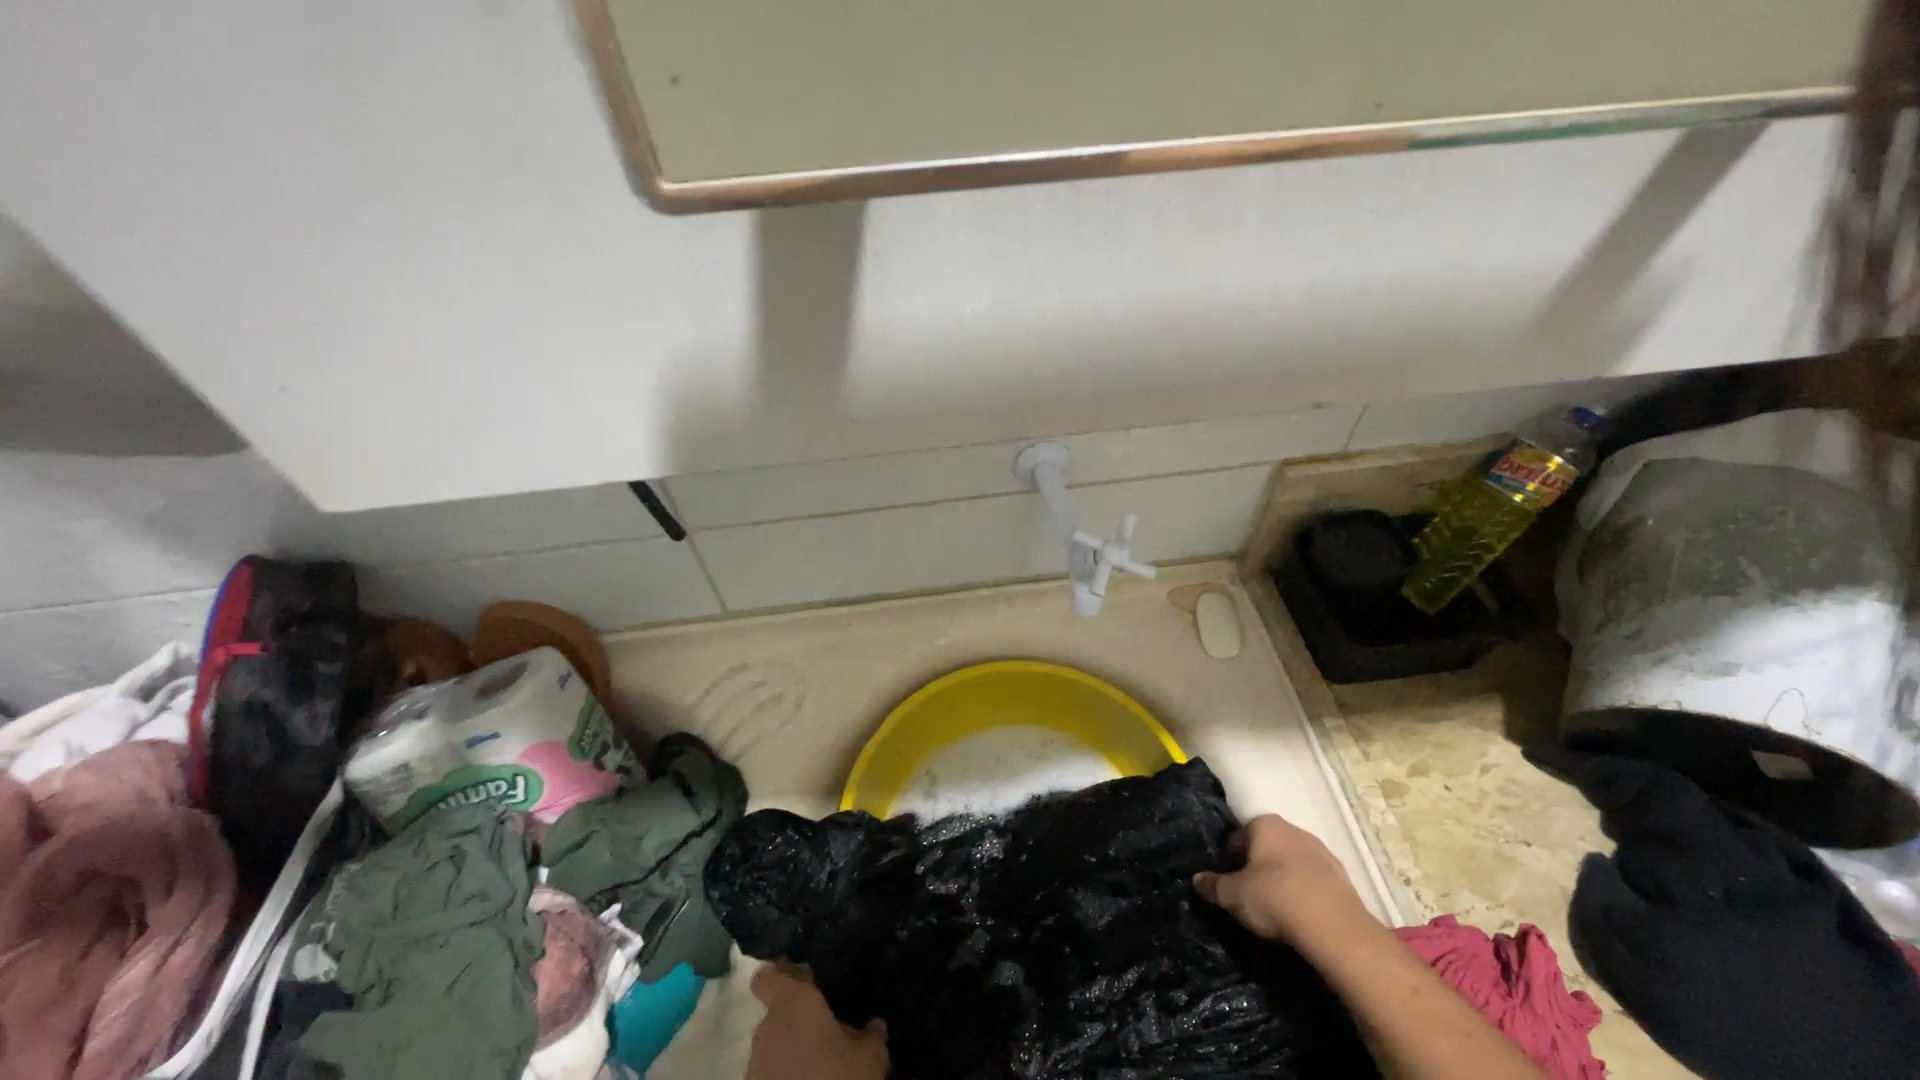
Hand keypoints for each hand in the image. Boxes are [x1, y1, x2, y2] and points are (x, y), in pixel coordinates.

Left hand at [746, 963, 889, 1079]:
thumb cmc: (832, 1078)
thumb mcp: (868, 1059)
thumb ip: (872, 1038)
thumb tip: (875, 1026)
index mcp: (793, 1003)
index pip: (770, 976)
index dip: (783, 972)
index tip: (802, 973)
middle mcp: (768, 1026)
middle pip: (781, 1011)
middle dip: (804, 1016)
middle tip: (834, 1022)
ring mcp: (756, 1059)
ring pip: (779, 1041)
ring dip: (799, 1045)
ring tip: (829, 1055)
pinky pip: (775, 1067)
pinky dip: (791, 1068)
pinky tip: (816, 1074)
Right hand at [1193, 814, 1367, 947]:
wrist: (1331, 925)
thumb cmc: (1274, 897)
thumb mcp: (1233, 895)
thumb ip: (1213, 885)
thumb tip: (1197, 879)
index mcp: (1267, 825)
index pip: (1243, 830)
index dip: (1234, 851)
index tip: (1230, 872)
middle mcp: (1296, 830)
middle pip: (1271, 843)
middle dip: (1260, 861)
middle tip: (1250, 888)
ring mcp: (1323, 852)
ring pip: (1295, 859)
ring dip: (1285, 874)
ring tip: (1277, 902)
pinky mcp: (1343, 877)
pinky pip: (1315, 878)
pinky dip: (1306, 889)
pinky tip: (1300, 911)